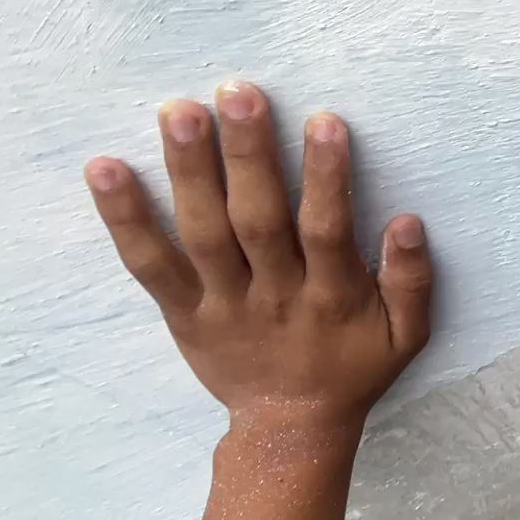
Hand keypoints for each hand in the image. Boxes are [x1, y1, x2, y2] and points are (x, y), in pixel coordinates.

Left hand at [83, 82, 432, 452]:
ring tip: (178, 111)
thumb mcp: (409, 336)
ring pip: (201, 233)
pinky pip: (148, 264)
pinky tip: (105, 168)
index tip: (324, 121)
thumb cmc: (357, 370)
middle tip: (237, 92)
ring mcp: (222, 303)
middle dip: (248, 155)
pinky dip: (124, 218)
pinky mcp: (181, 312)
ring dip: (188, 171)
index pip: (326, 228)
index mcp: (332, 297)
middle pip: (256, 220)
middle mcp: (274, 294)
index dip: (326, 175)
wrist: (291, 426)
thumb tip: (408, 222)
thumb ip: (413, 282)